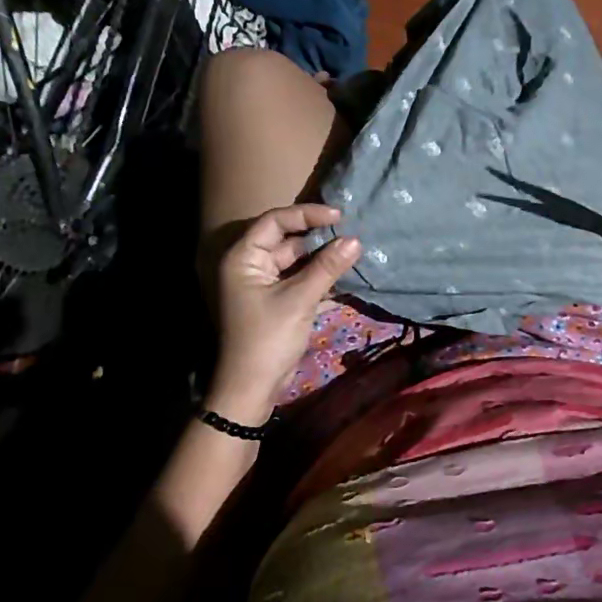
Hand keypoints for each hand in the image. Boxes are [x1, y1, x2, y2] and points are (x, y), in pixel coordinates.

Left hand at [207, 204, 361, 423]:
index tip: (340, 216)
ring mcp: (265, 285)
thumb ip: (327, 268)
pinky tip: (347, 277)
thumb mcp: (300, 300)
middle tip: (353, 234)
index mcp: (244, 258)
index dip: (307, 214)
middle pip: (288, 240)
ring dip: (324, 259)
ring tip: (355, 253)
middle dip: (320, 238)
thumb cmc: (268, 339)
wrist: (253, 386)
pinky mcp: (278, 302)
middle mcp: (252, 266)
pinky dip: (321, 278)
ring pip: (298, 262)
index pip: (276, 222)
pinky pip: (302, 281)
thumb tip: (356, 240)